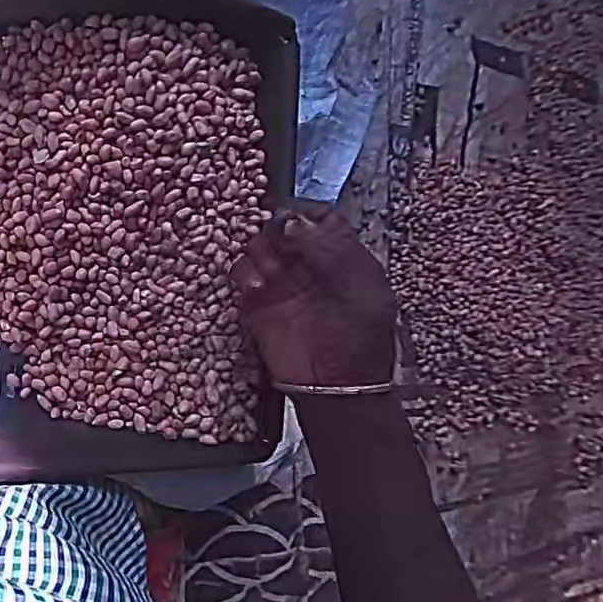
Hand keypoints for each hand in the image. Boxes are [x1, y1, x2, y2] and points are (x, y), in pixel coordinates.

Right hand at [230, 208, 397, 387]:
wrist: (334, 389)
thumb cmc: (359, 343)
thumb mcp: (362, 293)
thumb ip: (331, 252)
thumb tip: (292, 220)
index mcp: (341, 257)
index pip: (318, 218)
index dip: (302, 212)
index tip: (287, 214)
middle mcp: (308, 265)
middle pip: (281, 228)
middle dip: (273, 228)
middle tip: (272, 240)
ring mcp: (281, 282)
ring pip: (258, 247)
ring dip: (258, 250)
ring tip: (268, 270)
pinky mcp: (256, 302)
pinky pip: (241, 275)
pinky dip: (243, 274)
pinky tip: (256, 287)